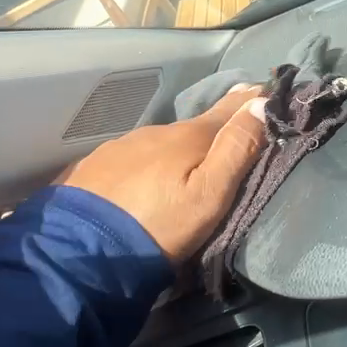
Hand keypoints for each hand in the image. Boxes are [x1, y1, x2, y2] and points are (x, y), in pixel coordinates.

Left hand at [57, 86, 267, 260]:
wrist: (78, 254)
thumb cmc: (159, 226)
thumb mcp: (210, 195)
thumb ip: (237, 150)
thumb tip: (261, 103)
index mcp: (189, 136)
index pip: (230, 108)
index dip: (251, 101)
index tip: (267, 93)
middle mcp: (155, 131)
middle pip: (195, 127)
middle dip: (214, 132)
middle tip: (230, 141)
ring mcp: (120, 146)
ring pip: (162, 143)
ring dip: (177, 151)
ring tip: (185, 171)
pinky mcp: (94, 166)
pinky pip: (132, 158)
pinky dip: (147, 165)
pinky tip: (146, 182)